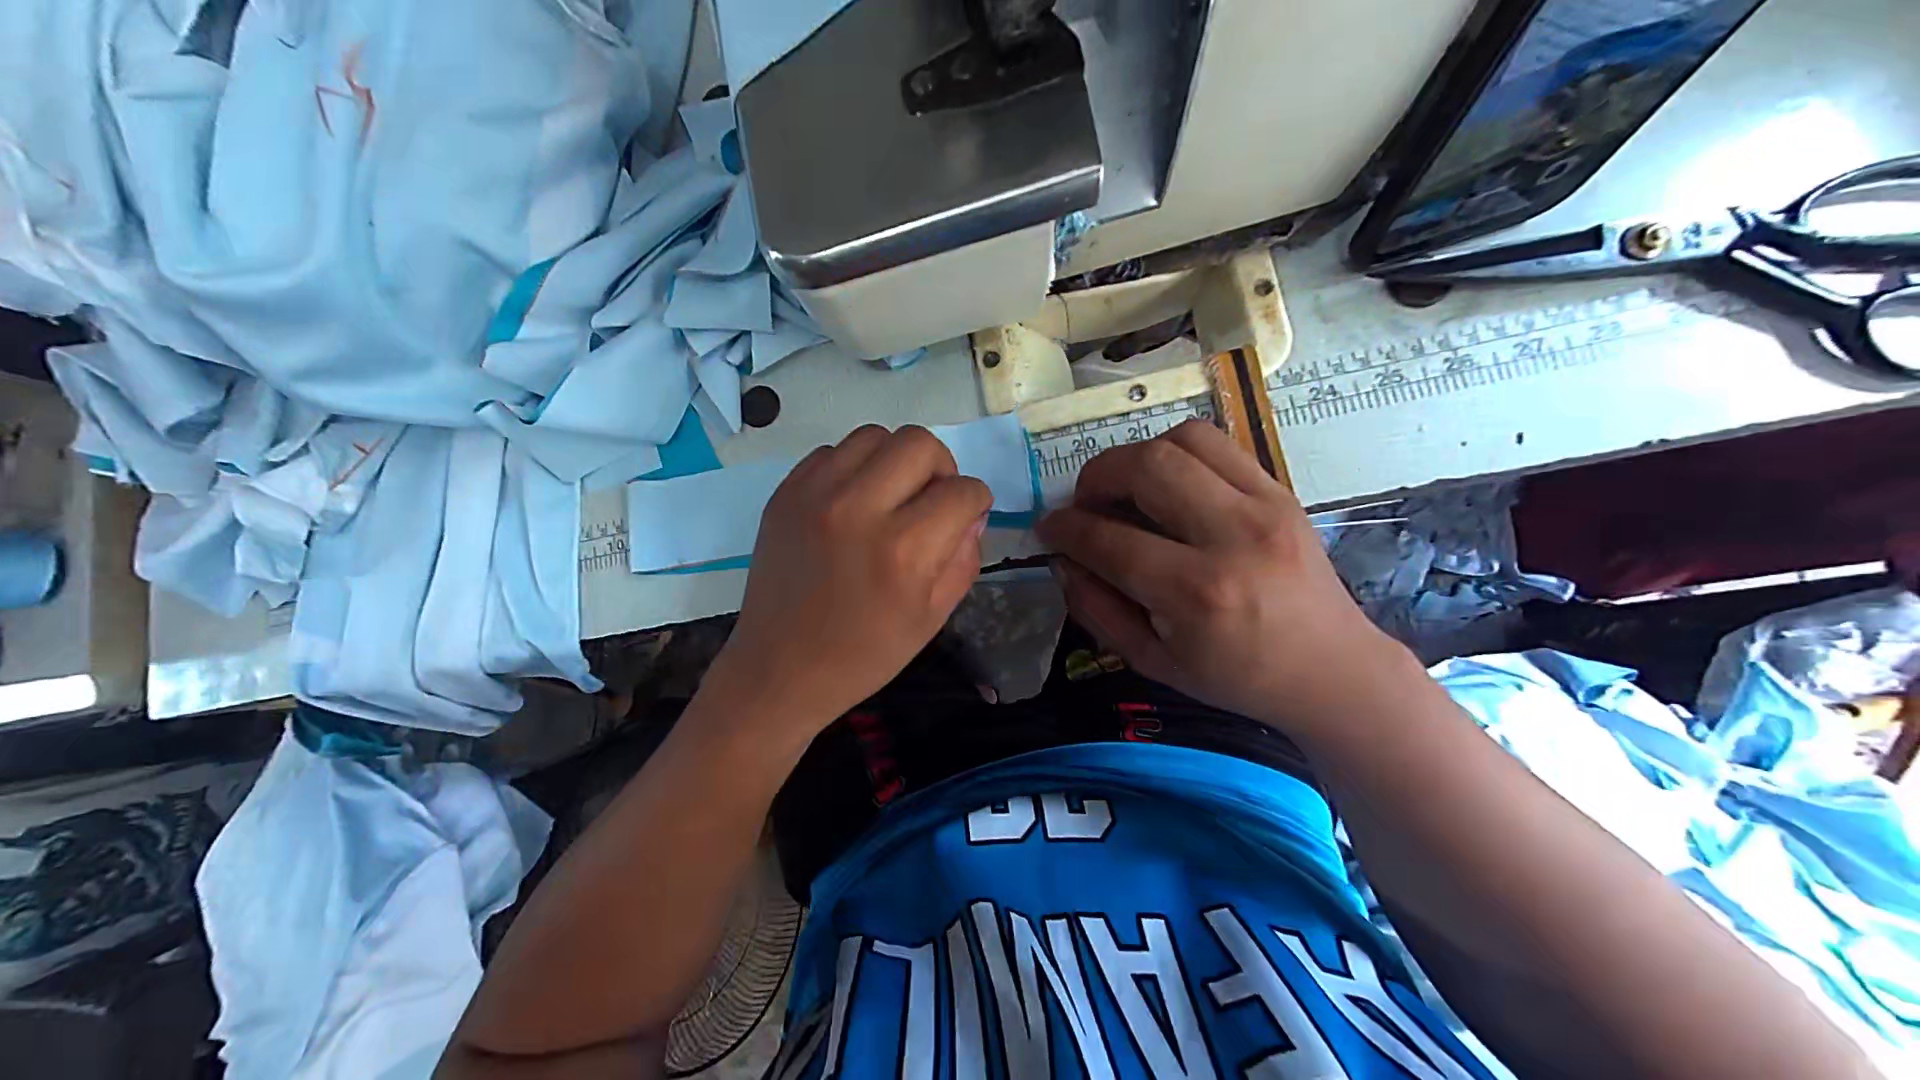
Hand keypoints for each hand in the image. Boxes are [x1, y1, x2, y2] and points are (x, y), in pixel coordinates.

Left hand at [707, 425, 991, 735]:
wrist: (780, 669)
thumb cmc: (865, 653)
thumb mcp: (934, 616)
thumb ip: (965, 557)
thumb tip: (971, 513)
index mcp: (904, 549)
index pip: (962, 491)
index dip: (976, 502)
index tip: (966, 516)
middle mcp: (859, 509)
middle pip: (920, 444)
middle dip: (941, 469)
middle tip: (931, 500)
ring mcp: (815, 496)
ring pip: (875, 435)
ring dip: (895, 461)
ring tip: (890, 496)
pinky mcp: (784, 493)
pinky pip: (832, 451)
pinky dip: (853, 469)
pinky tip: (852, 503)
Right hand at [1036, 420, 1410, 735]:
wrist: (1332, 669)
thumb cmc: (1237, 677)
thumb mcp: (1153, 660)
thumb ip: (1097, 608)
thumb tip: (1062, 559)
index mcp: (1197, 593)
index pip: (1108, 539)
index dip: (1065, 529)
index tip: (1049, 529)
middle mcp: (1233, 536)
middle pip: (1146, 466)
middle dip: (1097, 476)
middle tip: (1086, 503)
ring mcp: (1265, 505)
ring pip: (1183, 439)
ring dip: (1139, 456)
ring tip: (1128, 490)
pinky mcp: (1282, 491)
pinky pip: (1217, 444)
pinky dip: (1178, 454)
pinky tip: (1170, 486)